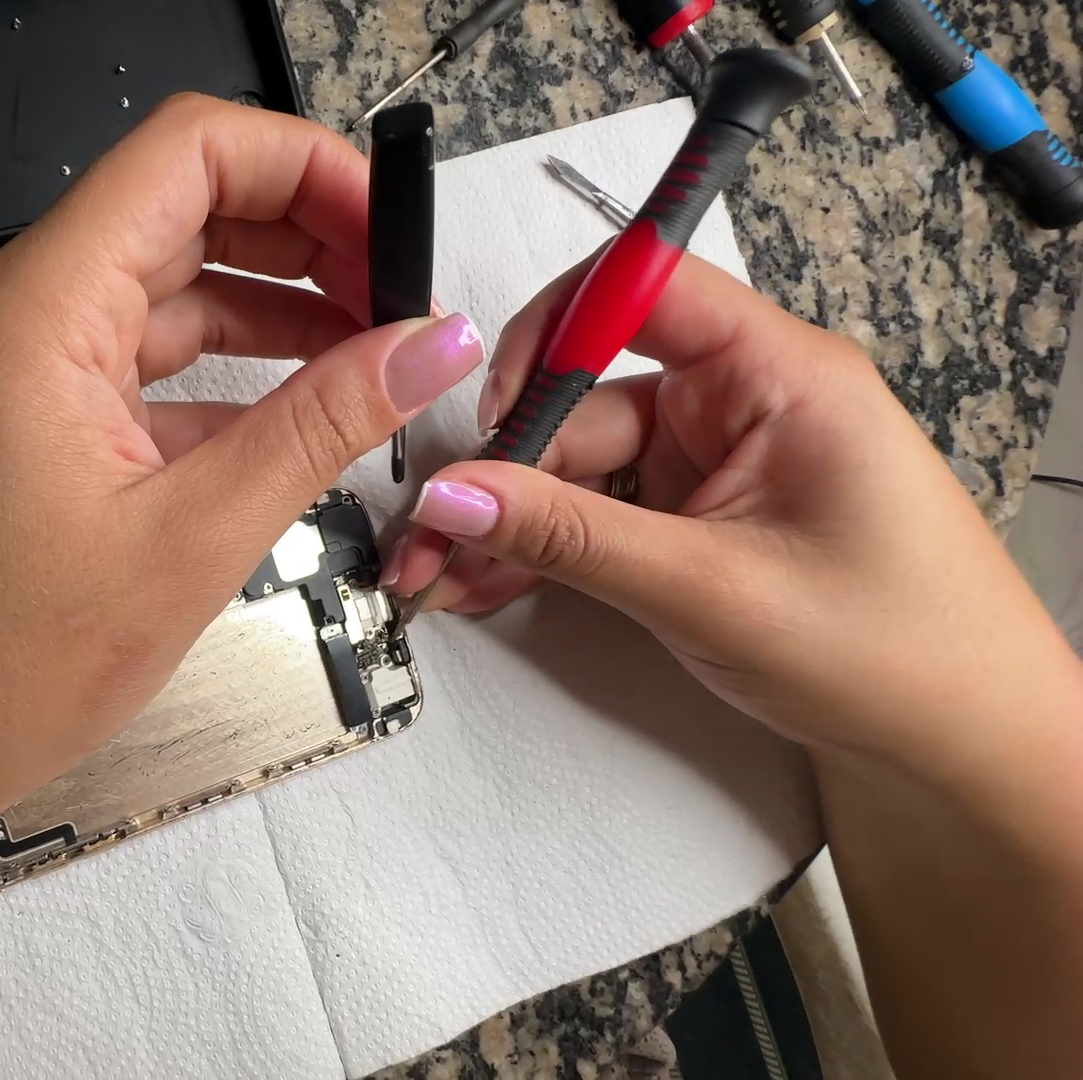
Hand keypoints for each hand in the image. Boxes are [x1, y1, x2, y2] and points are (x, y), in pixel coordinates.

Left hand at [0, 95, 485, 852]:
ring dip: (272, 308)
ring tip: (370, 349)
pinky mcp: (35, 419)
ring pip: (168, 288)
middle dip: (303, 238)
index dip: (304, 168)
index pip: (185, 153)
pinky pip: (143, 362)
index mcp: (37, 315)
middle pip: (182, 210)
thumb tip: (431, 345)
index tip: (387, 228)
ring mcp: (23, 368)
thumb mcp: (195, 538)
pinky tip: (296, 408)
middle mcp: (18, 318)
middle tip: (397, 295)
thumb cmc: (13, 663)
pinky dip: (222, 373)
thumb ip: (322, 424)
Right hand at [385, 253, 1082, 782]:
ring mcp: (693, 465)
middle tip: (426, 539)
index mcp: (774, 379)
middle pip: (572, 409)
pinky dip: (522, 553)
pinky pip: (573, 517)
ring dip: (493, 527)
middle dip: (491, 478)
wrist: (953, 747)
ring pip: (559, 473)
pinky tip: (477, 586)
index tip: (488, 405)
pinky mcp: (670, 516)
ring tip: (437, 578)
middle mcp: (726, 407)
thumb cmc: (894, 653)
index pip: (645, 292)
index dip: (554, 329)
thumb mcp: (708, 587)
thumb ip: (568, 535)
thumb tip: (450, 495)